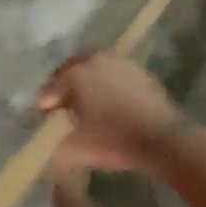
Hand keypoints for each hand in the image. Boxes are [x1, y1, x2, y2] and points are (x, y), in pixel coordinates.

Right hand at [37, 52, 185, 171]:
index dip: (44, 103)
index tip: (42, 117)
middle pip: (71, 71)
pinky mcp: (140, 71)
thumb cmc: (113, 140)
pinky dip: (106, 85)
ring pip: (94, 69)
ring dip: (85, 83)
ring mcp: (121, 62)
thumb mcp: (75, 147)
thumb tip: (45, 133)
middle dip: (63, 88)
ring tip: (85, 105)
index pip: (50, 87)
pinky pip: (113, 74)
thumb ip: (52, 138)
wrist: (163, 139)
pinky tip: (108, 103)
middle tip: (61, 107)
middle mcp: (97, 59)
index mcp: (77, 72)